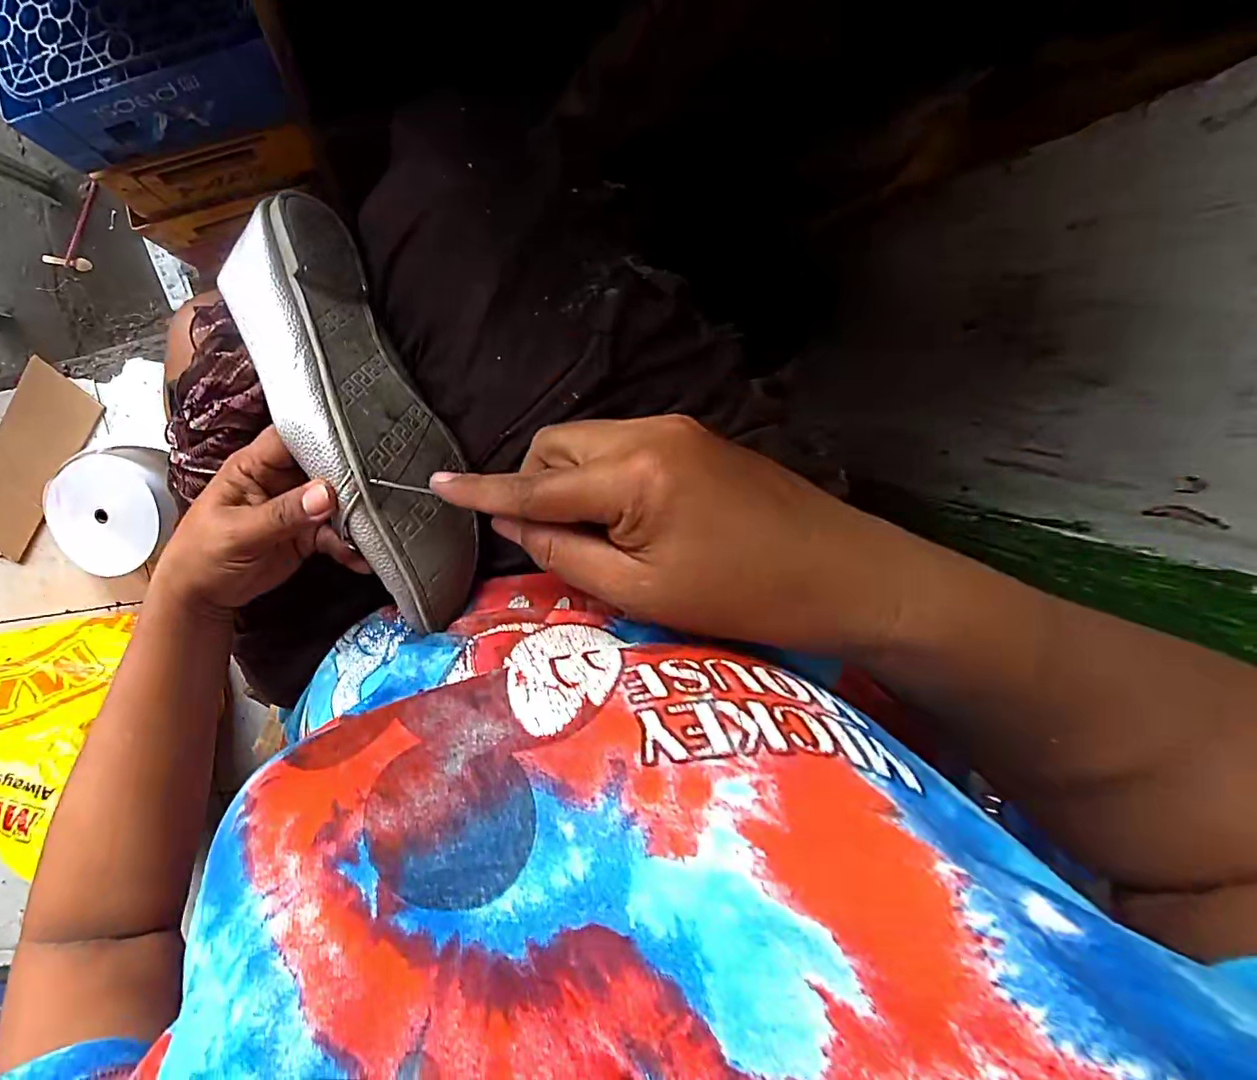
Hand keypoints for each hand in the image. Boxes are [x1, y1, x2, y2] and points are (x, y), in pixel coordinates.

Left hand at [153, 426, 368, 616]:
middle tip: (369, 494)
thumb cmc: (200, 555)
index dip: (319, 435)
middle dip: (345, 480)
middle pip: (320, 466)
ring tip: (365, 531)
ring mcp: (293, 507)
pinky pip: (333, 533)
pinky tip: (356, 556)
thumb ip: (282, 513)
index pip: (290, 437)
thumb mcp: (238, 532)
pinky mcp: (303, 535)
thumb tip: (324, 494)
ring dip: (350, 516)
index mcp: (253, 465)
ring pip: (332, 502)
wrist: (200, 597)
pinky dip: (346, 544)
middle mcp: (277, 480)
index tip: (351, 447)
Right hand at [431, 416, 937, 654]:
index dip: (480, 490)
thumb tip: (510, 523)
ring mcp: (673, 428)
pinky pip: (612, 447)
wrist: (856, 576)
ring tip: (599, 534)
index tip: (435, 483)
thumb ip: (561, 552)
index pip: (534, 486)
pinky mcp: (689, 436)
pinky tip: (626, 516)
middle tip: (559, 540)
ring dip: (565, 484)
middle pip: (551, 449)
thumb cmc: (744, 596)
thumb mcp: (638, 590)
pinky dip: (596, 478)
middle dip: (535, 489)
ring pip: (578, 444)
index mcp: (635, 476)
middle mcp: (648, 434)